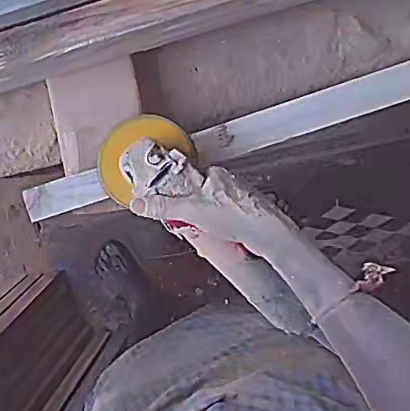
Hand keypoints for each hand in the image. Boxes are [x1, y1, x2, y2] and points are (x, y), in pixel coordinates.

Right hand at [128, 157, 298, 248]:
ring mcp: (242, 197)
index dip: (182, 193)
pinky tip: (226, 235)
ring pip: (218, 206)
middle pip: (203, 194)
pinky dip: (226, 226)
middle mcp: (230, 182)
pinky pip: (231, 216)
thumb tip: (140, 204)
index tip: (177, 204)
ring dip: (212, 220)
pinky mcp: (252, 211)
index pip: (190, 178)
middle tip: (193, 222)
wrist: (269, 235)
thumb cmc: (236, 217)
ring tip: (211, 231)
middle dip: (196, 210)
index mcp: (214, 175)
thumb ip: (163, 207)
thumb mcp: (190, 212)